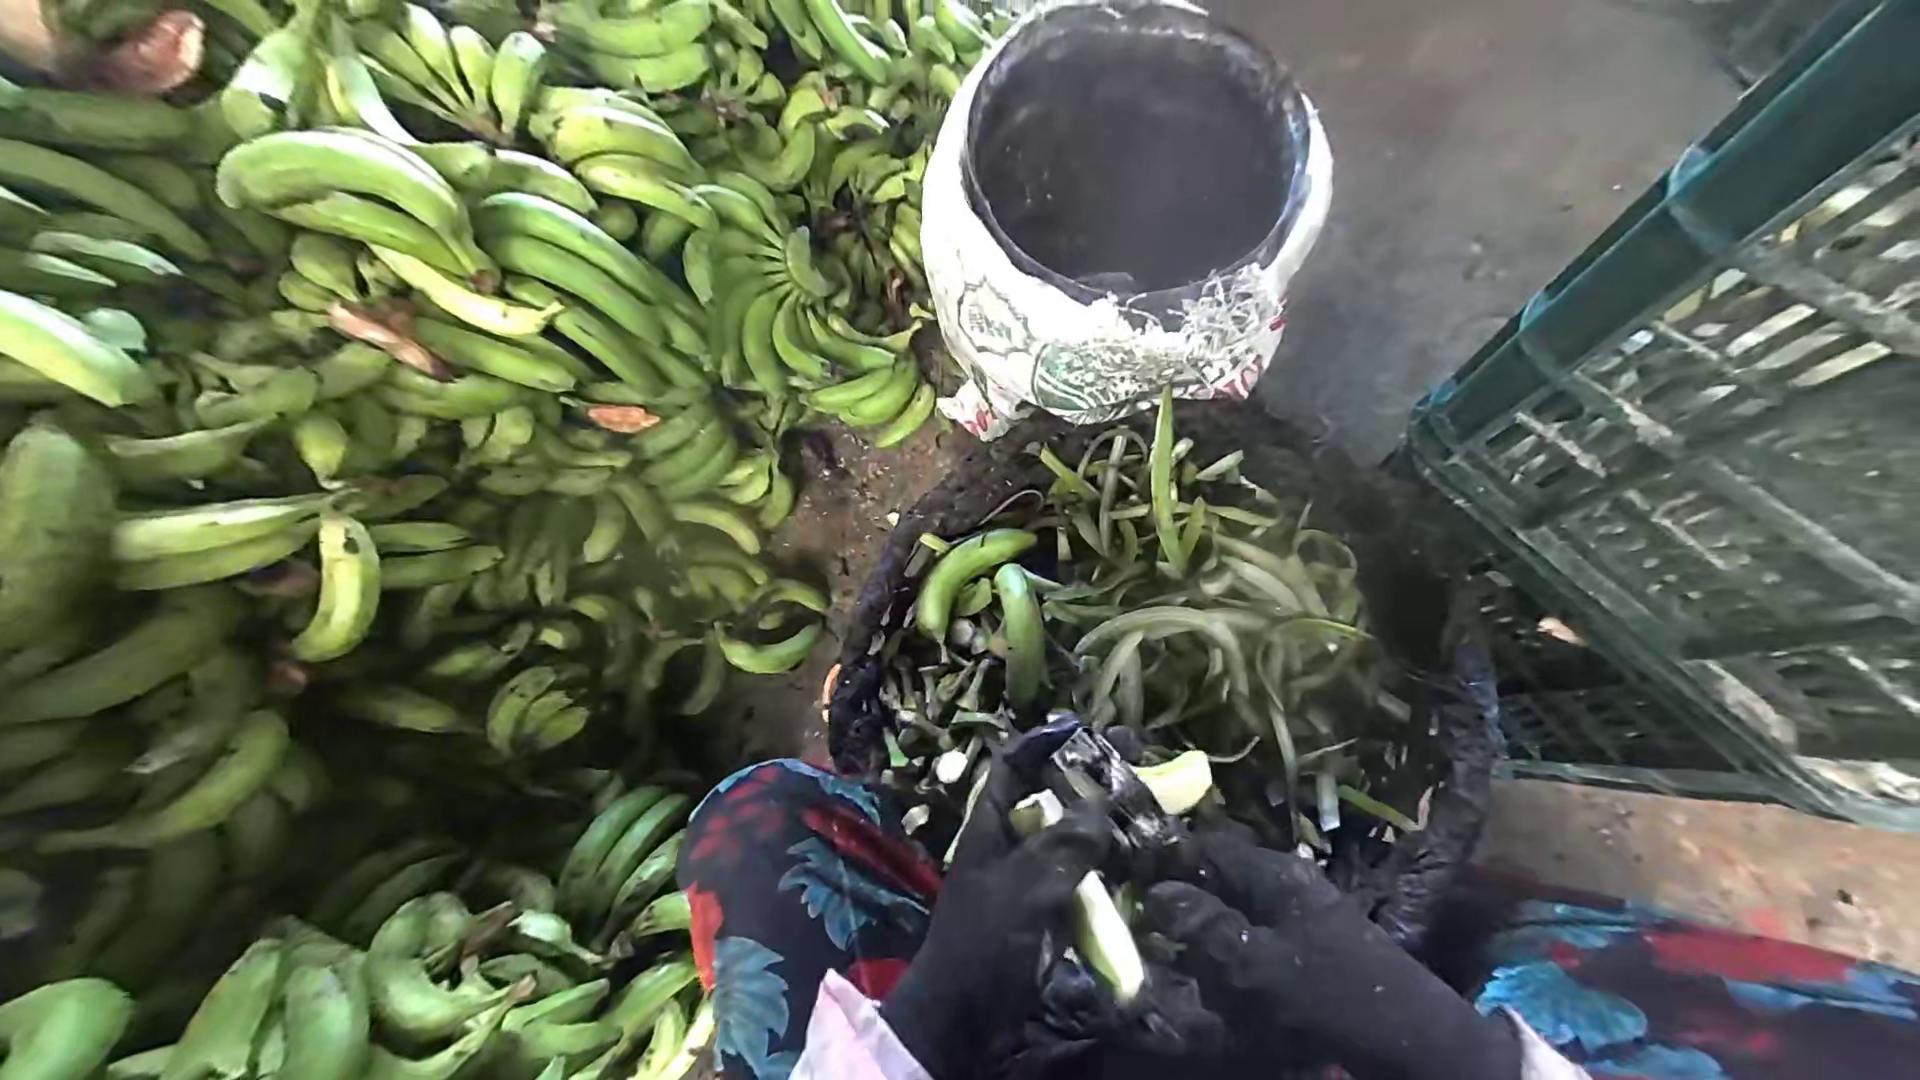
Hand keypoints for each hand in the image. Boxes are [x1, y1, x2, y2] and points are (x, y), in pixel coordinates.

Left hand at [883, 728, 1109, 1079]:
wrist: (968, 1011)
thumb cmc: (984, 937)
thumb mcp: (1022, 886)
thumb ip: (1063, 844)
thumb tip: (1102, 806)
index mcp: (992, 819)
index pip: (1013, 762)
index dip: (1041, 740)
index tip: (1078, 726)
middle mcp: (1013, 835)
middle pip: (1049, 793)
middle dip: (1084, 778)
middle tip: (1127, 766)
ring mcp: (1032, 868)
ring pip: (1070, 831)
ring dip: (1102, 820)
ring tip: (1142, 805)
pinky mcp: (1050, 900)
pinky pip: (1082, 869)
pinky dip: (1107, 859)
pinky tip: (1137, 853)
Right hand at [1144, 827, 1521, 1079]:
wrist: (1425, 1045)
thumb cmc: (1336, 995)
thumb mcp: (1260, 965)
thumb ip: (1205, 925)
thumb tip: (1155, 892)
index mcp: (1272, 871)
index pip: (1205, 845)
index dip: (1169, 859)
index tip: (1137, 883)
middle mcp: (1284, 878)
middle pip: (1219, 873)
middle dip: (1189, 899)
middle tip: (1161, 931)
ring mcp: (1301, 906)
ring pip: (1235, 903)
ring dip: (1211, 926)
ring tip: (1192, 959)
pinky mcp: (1312, 936)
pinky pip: (1257, 928)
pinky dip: (1236, 945)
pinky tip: (1229, 976)